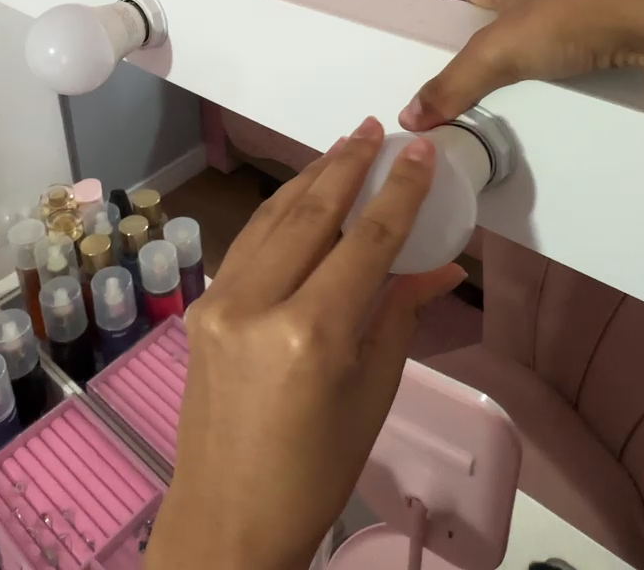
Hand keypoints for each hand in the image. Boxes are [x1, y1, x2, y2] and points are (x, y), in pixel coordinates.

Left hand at [144, 118, 467, 569]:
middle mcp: (258, 304)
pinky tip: (301, 196)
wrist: (227, 516)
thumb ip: (399, 314)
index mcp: (311, 335)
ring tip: (342, 148)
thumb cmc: (315, 471)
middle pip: (312, 214)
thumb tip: (441, 265)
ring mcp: (220, 301)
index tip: (420, 152)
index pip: (365, 242)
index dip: (399, 192)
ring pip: (273, 219)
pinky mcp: (202, 306)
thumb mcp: (372, 394)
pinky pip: (249, 244)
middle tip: (373, 128)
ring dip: (310, 179)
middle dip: (347, 165)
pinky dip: (280, 213)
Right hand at [398, 0, 643, 130]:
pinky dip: (590, 39)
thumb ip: (452, 86)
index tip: (483, 70)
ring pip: (557, 13)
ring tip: (559, 71)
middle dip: (515, 38)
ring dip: (555, 39)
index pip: (475, 4)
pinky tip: (595, 59)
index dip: (473, 37)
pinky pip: (594, 19)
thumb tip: (408, 120)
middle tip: (518, 76)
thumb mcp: (497, 55)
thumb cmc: (568, 19)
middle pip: (515, 9)